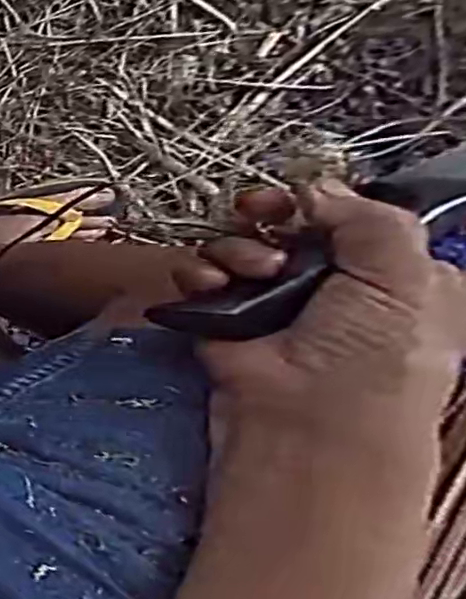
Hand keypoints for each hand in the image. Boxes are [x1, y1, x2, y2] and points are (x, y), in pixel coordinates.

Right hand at [181, 182, 465, 453]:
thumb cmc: (370, 355)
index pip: (344, 219)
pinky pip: (194, 274)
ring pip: (234, 246)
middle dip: (266, 218)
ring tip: (245, 274)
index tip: (294, 199)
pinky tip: (208, 286)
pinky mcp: (214, 311)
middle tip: (255, 216)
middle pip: (281, 226)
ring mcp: (263, 297)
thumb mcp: (403, 280)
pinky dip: (196, 274)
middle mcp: (321, 281)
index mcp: (385, 273)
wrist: (299, 410)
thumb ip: (372, 223)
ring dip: (232, 251)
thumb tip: (317, 187)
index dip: (317, 203)